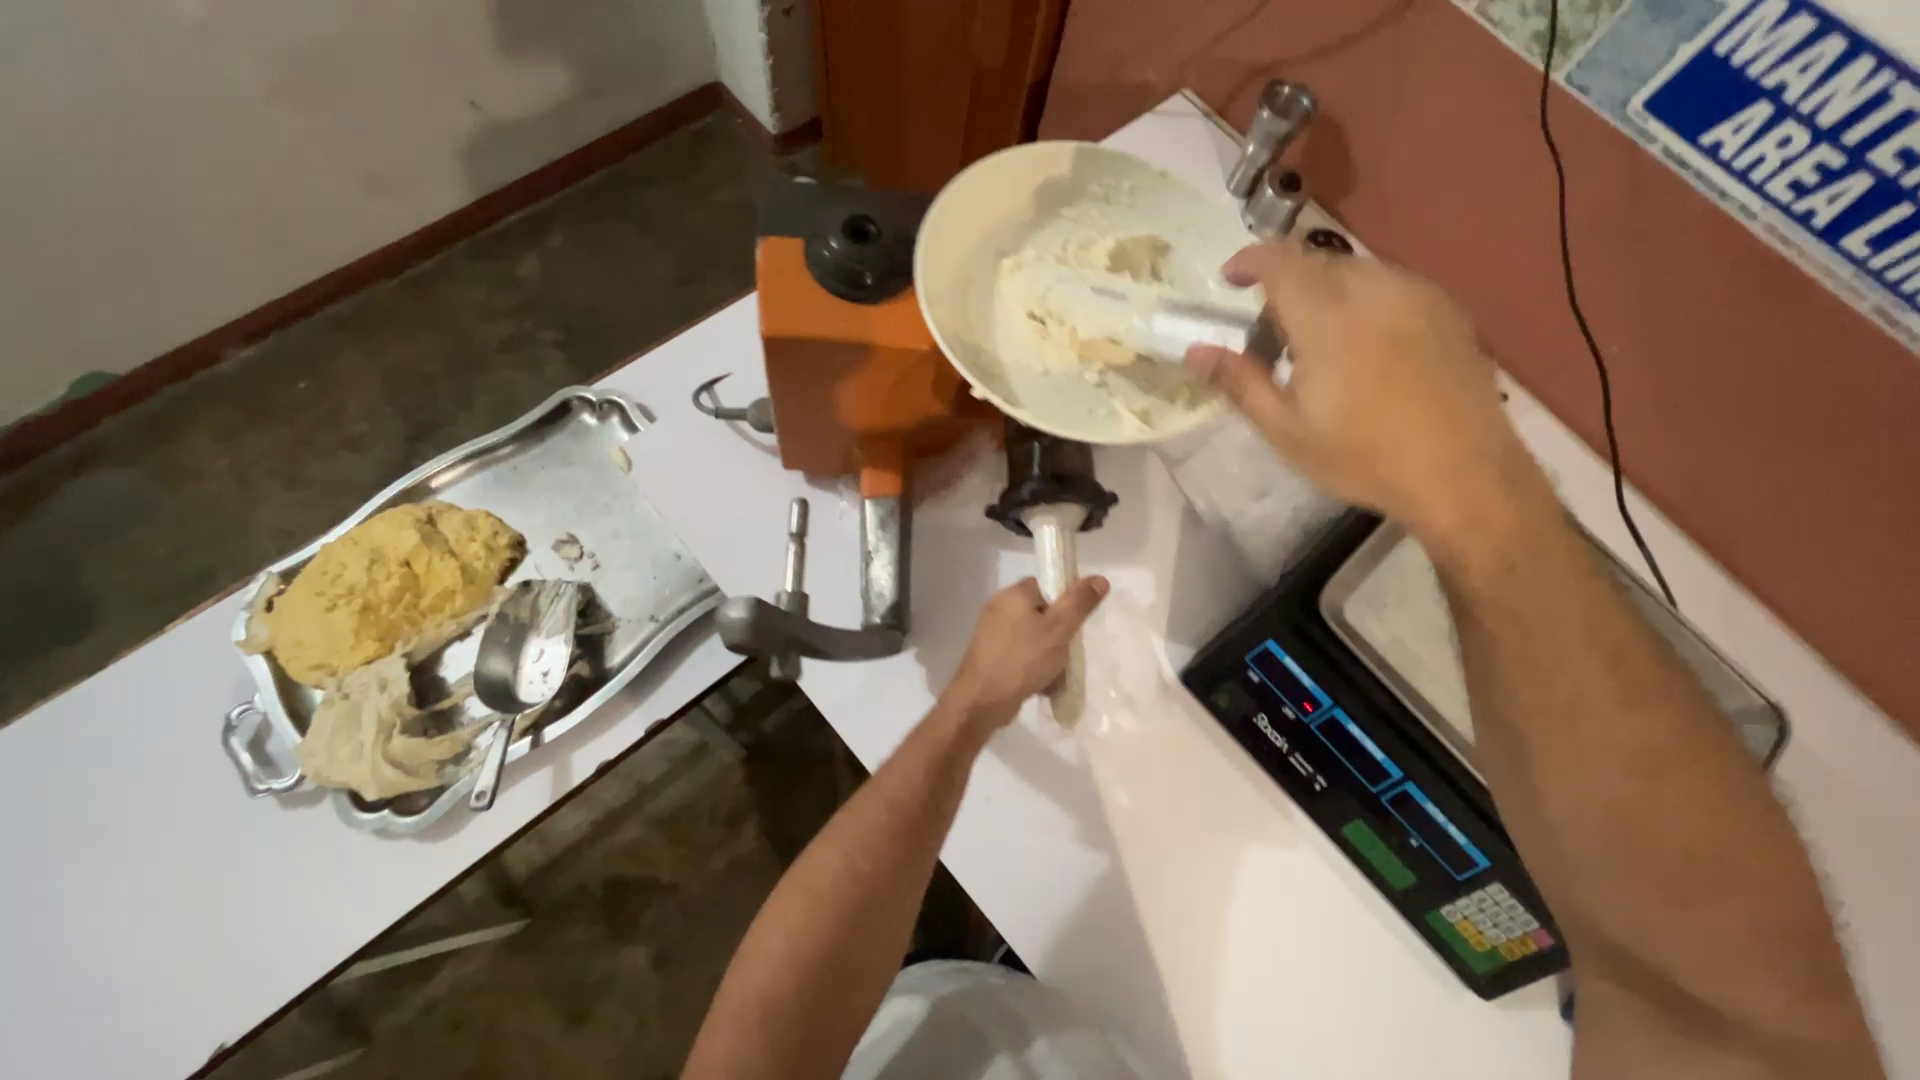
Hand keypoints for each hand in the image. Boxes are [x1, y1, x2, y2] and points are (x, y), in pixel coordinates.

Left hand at [946, 576, 1108, 726]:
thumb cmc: (1023, 659)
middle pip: (1040, 613)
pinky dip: (1033, 665)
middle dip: (1058, 633)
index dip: (1065, 601)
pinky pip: (1020, 654)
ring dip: (1048, 653)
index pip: (1046, 585)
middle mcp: (999, 609)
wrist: (981, 701)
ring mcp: (992, 634)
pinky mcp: (990, 656)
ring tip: (1058, 671)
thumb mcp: (1058, 629)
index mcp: (1013, 595)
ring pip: (1032, 636)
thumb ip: (1079, 603)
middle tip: (1068, 649)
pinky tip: (1043, 683)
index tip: (1076, 622)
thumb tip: (1099, 578)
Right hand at [1185, 240, 1552, 547]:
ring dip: (1327, 290)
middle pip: (1317, 262)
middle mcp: (1372, 290)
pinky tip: (1366, 344)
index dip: (1249, 260)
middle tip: (1272, 331)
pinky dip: (1364, 299)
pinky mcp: (1447, 310)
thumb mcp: (1286, 430)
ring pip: (1357, 271)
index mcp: (1326, 317)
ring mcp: (1416, 295)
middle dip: (1286, 283)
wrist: (1463, 472)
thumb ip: (1239, 382)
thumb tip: (1195, 352)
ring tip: (1320, 339)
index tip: (1230, 279)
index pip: (1279, 261)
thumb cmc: (1363, 456)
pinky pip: (1392, 285)